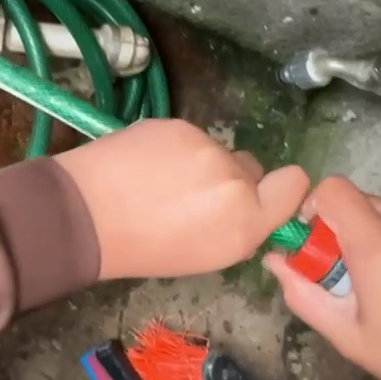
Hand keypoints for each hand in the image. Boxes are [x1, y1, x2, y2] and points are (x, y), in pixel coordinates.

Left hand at [56, 120, 308, 280]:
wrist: (85, 215)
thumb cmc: (143, 248)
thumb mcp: (204, 255)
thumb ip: (238, 227)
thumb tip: (246, 206)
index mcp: (245, 224)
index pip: (295, 184)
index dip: (280, 189)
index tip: (259, 195)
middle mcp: (234, 181)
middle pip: (252, 168)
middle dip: (231, 180)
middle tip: (190, 197)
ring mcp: (205, 147)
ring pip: (216, 151)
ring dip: (199, 163)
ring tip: (159, 182)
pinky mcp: (177, 124)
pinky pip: (188, 136)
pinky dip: (173, 148)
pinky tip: (145, 166)